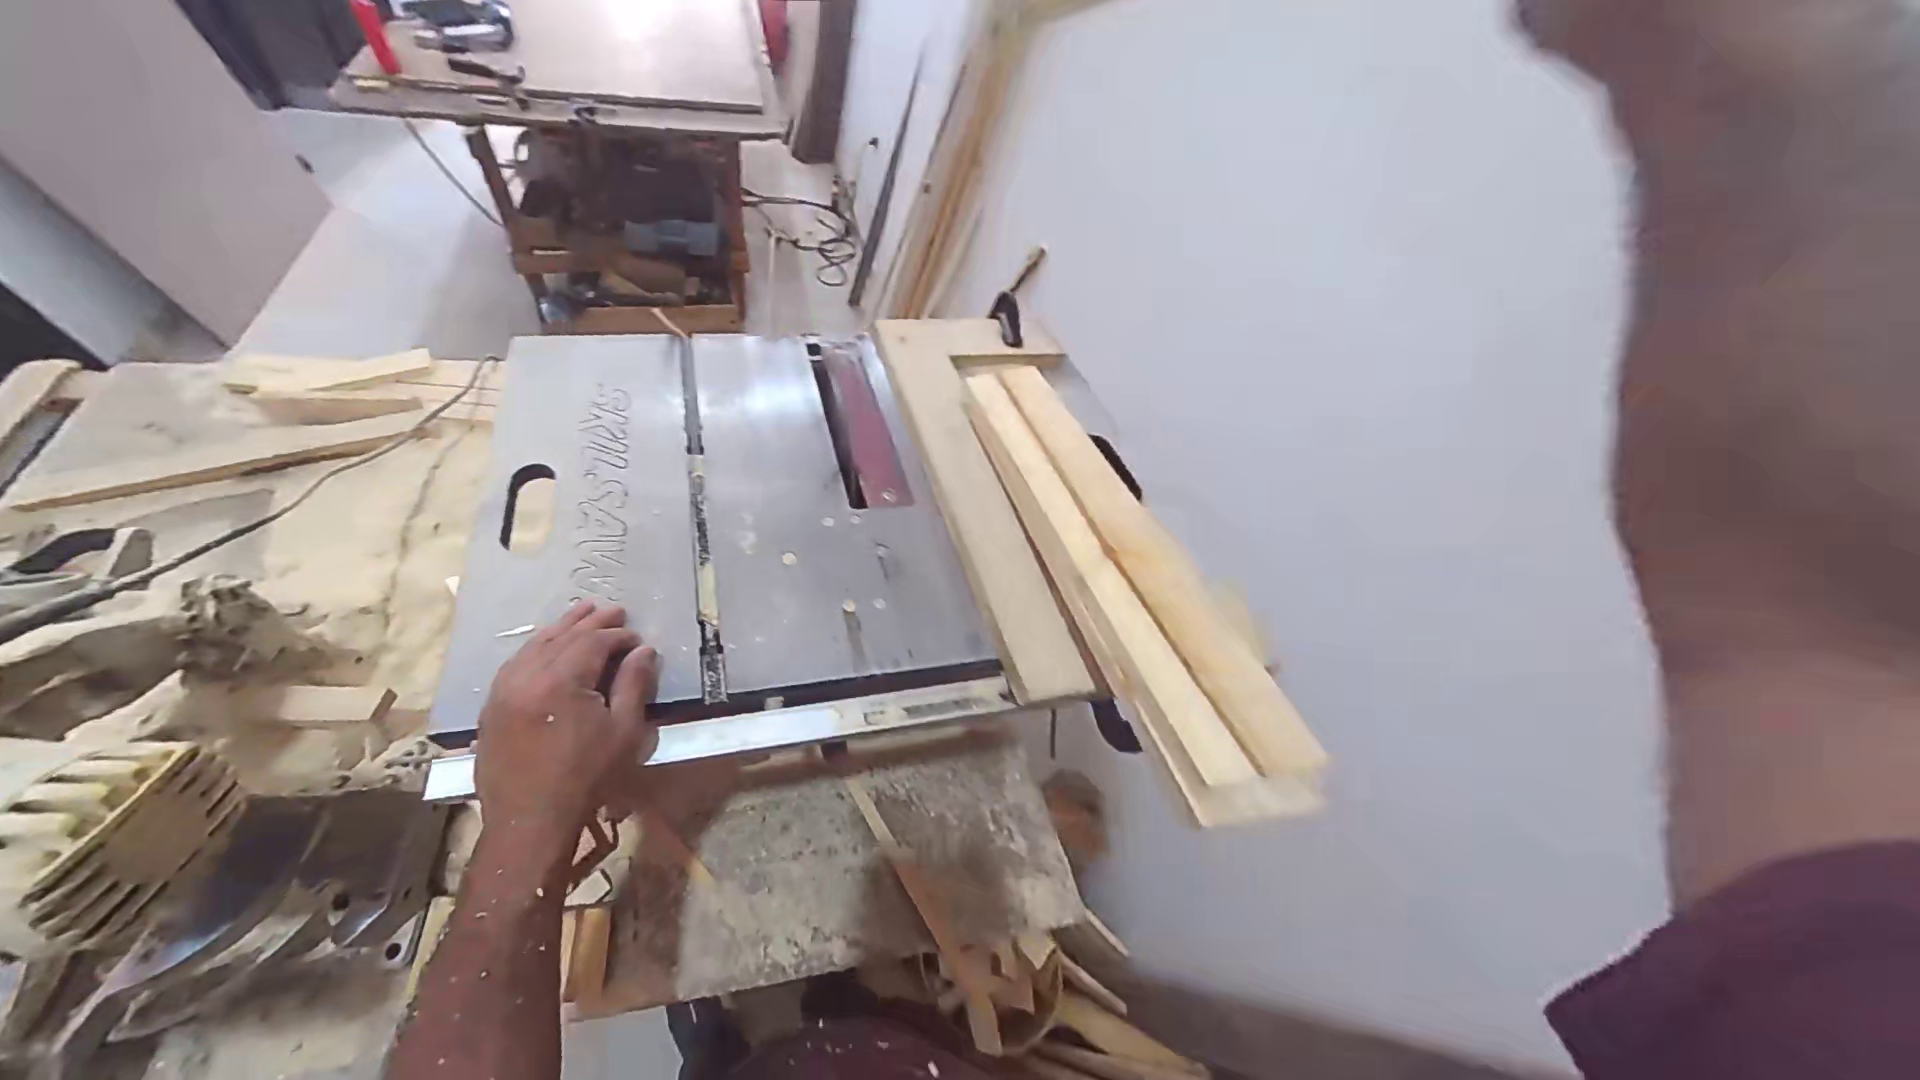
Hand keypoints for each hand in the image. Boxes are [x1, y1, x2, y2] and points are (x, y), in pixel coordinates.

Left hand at [474, 601, 658, 854]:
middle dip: (591, 622)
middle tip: (614, 610)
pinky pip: (514, 664)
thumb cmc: (588, 776)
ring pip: (534, 647)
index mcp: (559, 682)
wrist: (531, 821)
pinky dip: (536, 648)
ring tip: (581, 613)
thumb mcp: (624, 730)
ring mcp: (502, 693)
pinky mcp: (492, 708)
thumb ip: (634, 684)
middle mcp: (525, 678)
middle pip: (562, 638)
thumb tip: (643, 651)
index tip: (638, 640)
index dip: (618, 636)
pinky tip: (546, 646)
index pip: (592, 642)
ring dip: (561, 628)